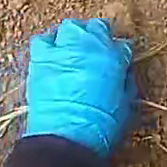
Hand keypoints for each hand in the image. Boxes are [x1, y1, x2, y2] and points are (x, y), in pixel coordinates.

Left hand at [22, 19, 135, 155]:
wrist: (67, 138)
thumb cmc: (102, 125)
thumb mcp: (126, 104)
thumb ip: (125, 81)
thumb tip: (123, 71)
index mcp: (114, 56)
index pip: (122, 44)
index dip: (120, 53)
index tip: (118, 62)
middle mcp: (90, 45)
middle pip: (95, 27)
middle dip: (97, 37)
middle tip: (96, 53)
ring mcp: (64, 49)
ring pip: (69, 27)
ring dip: (73, 36)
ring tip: (73, 50)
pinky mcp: (41, 58)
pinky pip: (43, 40)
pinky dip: (49, 44)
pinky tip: (52, 56)